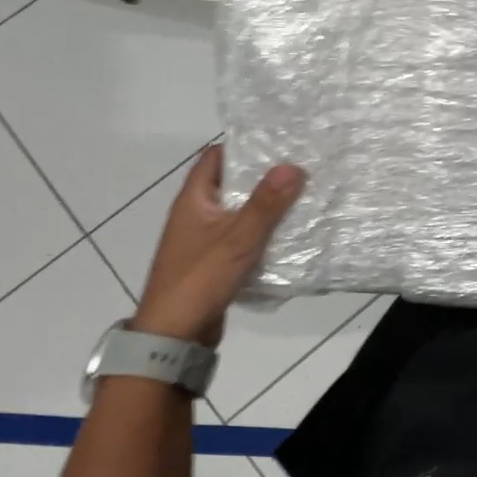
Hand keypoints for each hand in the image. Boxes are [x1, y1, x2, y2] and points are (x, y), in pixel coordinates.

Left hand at [130, 143, 305, 346]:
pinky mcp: (215, 261)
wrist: (171, 339)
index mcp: (193, 200)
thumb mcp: (237, 239)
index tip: (279, 137)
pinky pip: (243, 234)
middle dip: (264, 173)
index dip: (244, 144)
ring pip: (240, 209)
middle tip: (302, 161)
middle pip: (232, 181)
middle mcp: (197, 214)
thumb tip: (293, 165)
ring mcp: (204, 239)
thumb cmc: (198, 280)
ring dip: (267, 202)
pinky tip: (291, 228)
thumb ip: (266, 204)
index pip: (216, 156)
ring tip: (305, 190)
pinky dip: (264, 229)